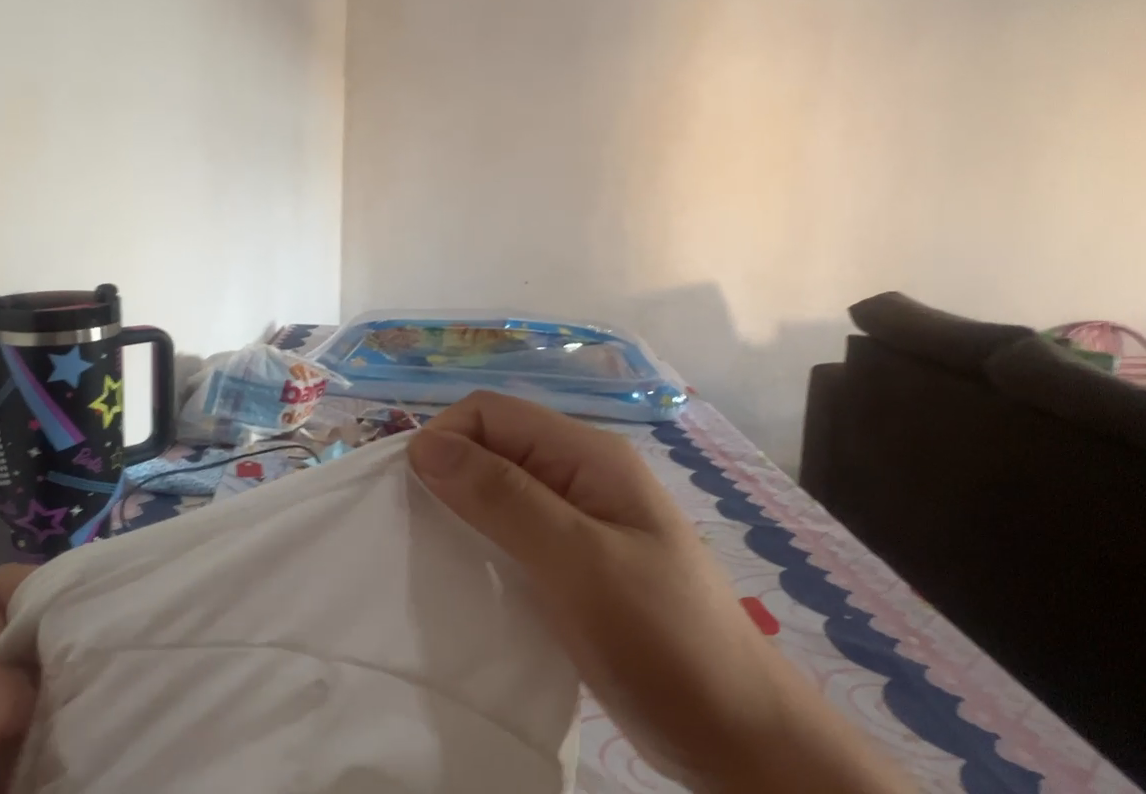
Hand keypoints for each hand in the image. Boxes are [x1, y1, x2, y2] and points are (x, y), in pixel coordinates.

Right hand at [409, 391, 908, 793]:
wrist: (736, 731)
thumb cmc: (661, 638)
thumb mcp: (578, 562)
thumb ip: (504, 499)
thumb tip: (424, 444)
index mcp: (588, 456)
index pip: (492, 413)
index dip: (444, 440)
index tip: (408, 496)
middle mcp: (582, 477)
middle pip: (494, 449)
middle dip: (446, 476)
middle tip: (408, 532)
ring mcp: (582, 523)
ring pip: (500, 494)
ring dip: (460, 514)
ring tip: (426, 558)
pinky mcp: (577, 567)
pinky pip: (514, 537)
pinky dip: (481, 548)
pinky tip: (463, 582)